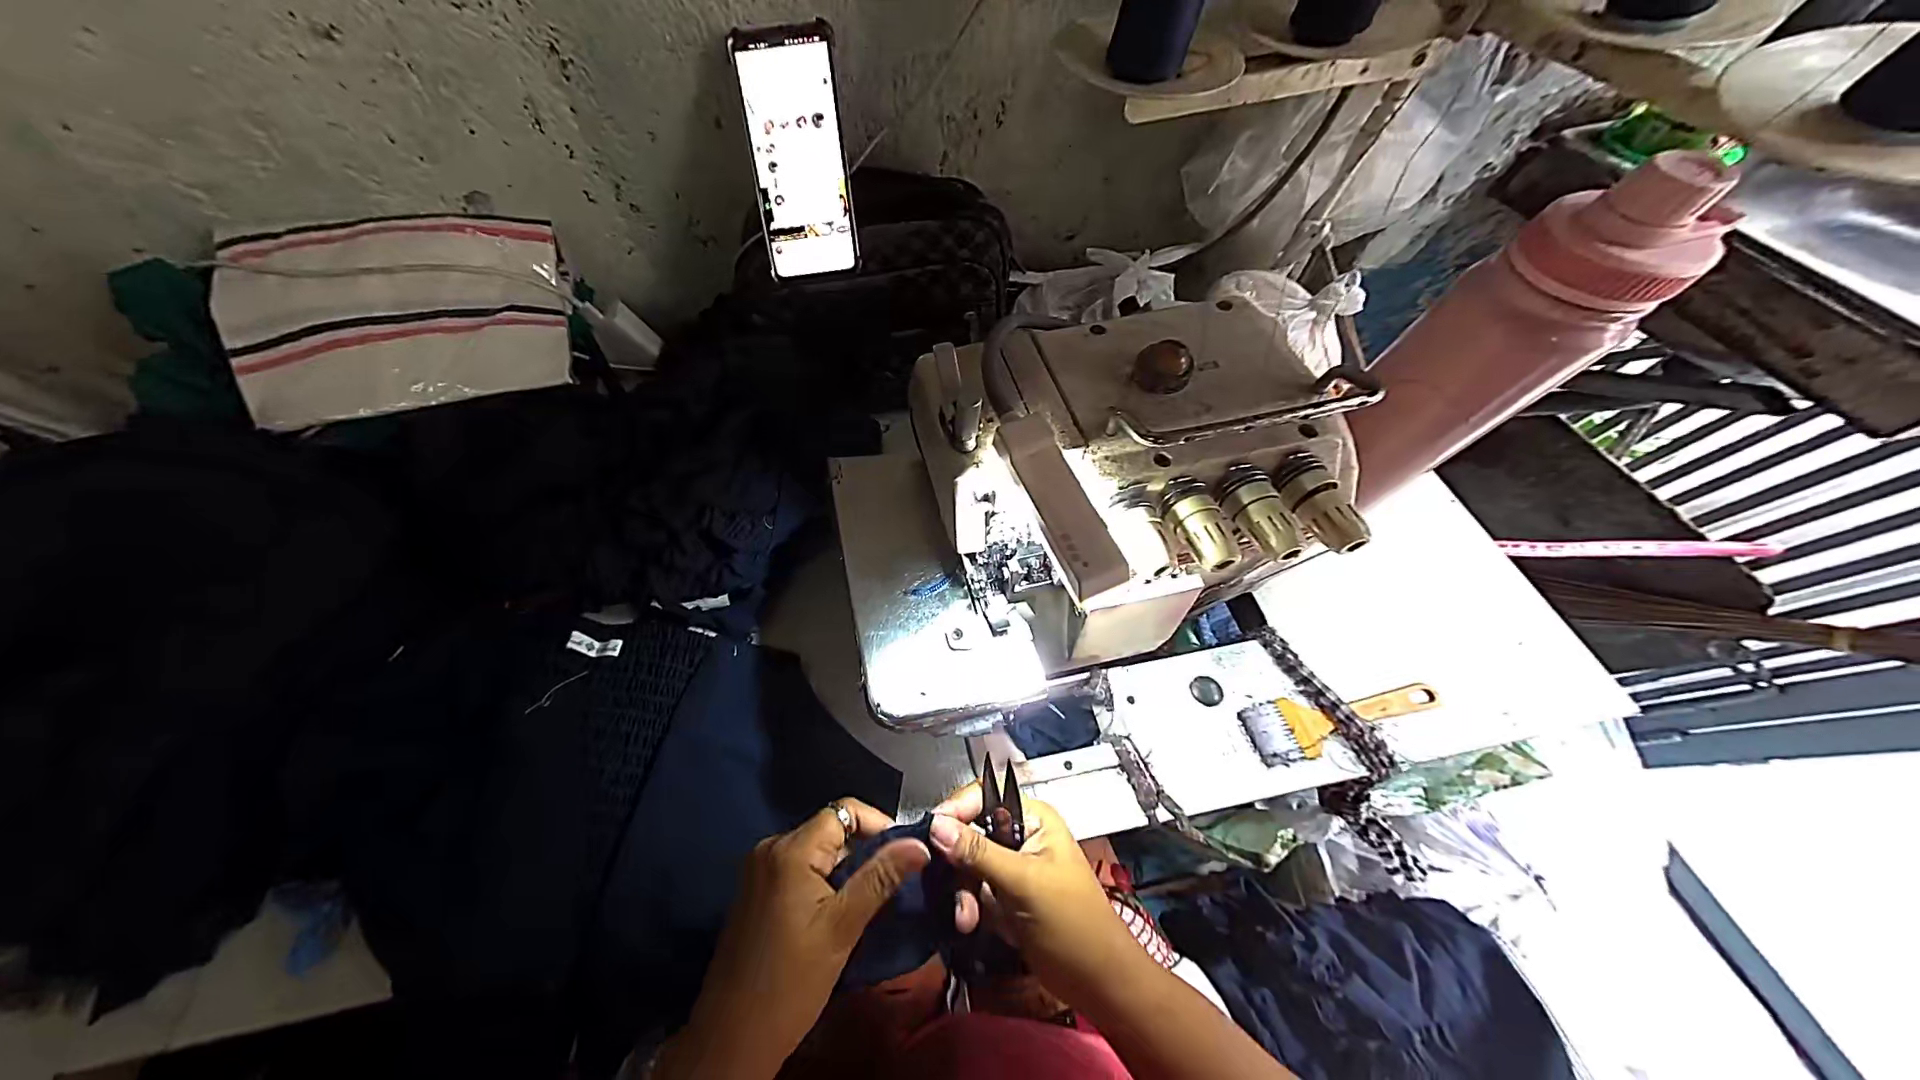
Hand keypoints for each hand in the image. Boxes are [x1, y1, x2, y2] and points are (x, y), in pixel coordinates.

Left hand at [655, 799, 929, 1079]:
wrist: (731, 1038)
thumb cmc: (790, 982)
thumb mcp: (843, 927)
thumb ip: (881, 878)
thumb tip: (921, 843)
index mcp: (790, 850)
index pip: (845, 811)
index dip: (879, 825)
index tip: (905, 855)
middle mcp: (770, 848)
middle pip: (831, 829)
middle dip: (865, 850)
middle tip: (893, 881)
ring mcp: (759, 869)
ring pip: (818, 850)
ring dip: (847, 867)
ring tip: (873, 897)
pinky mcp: (756, 890)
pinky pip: (800, 868)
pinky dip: (825, 880)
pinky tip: (841, 909)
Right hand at [929, 783, 1144, 1007]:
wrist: (1097, 982)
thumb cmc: (1072, 923)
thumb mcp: (1023, 882)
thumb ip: (978, 852)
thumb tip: (937, 824)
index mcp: (1033, 817)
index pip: (984, 796)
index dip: (956, 810)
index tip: (931, 831)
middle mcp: (1020, 835)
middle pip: (970, 832)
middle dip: (958, 863)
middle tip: (948, 885)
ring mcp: (1011, 867)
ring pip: (967, 865)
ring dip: (963, 892)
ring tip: (968, 919)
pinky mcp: (1004, 896)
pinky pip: (973, 890)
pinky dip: (969, 906)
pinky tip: (972, 924)